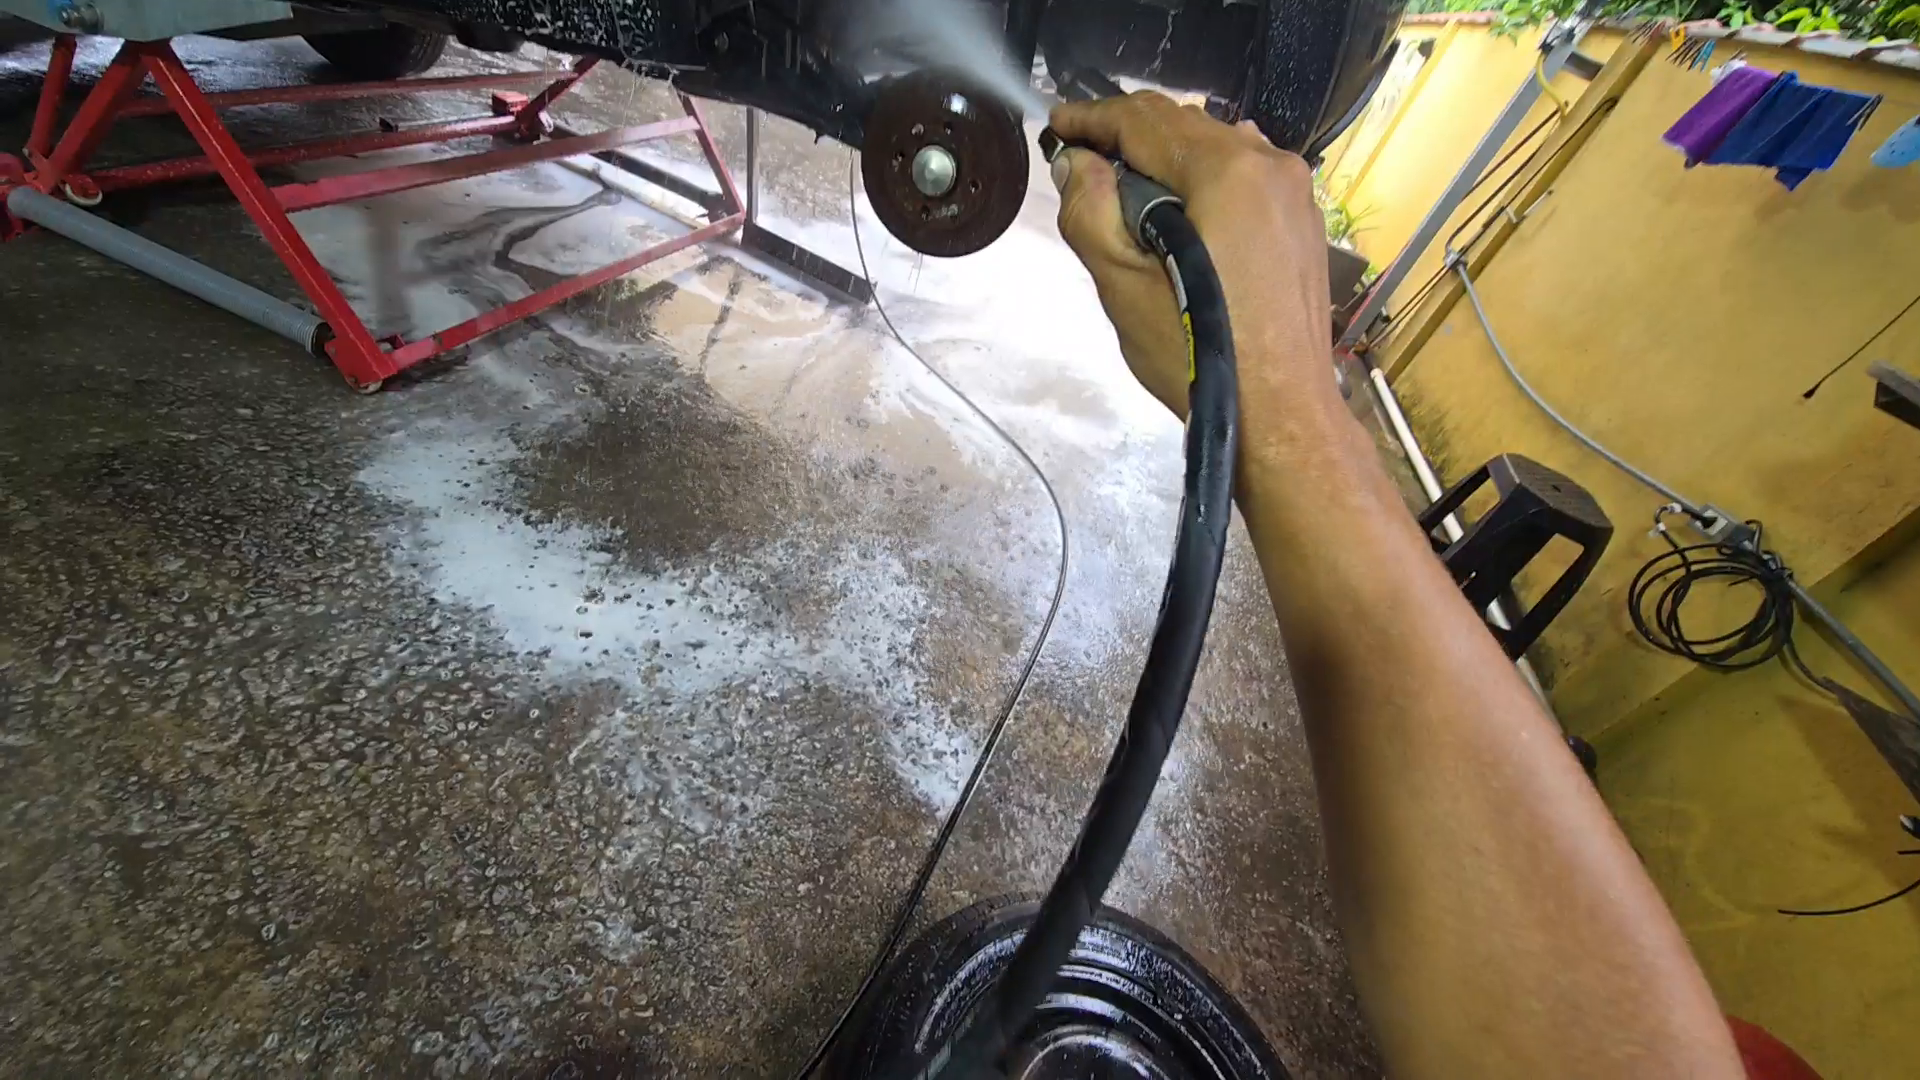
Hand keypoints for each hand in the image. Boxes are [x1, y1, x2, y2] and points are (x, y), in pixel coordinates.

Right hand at [1048, 92, 1336, 425]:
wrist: (1276, 411)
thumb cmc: (1197, 357)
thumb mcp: (1122, 285)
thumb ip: (1090, 213)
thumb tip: (1077, 166)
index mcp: (1226, 173)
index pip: (1145, 121)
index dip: (1093, 119)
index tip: (1058, 125)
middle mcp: (1270, 166)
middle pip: (1184, 128)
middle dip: (1128, 137)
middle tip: (1082, 159)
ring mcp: (1294, 194)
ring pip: (1215, 151)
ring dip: (1164, 160)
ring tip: (1125, 191)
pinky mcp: (1300, 225)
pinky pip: (1242, 179)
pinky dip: (1200, 183)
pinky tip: (1178, 215)